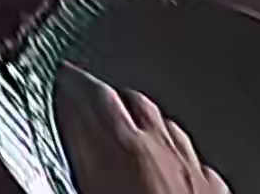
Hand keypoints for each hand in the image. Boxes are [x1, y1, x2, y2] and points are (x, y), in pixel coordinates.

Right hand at [58, 65, 229, 193]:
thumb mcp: (91, 184)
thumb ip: (79, 146)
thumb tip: (64, 116)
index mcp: (127, 144)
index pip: (94, 90)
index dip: (72, 79)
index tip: (57, 76)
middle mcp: (165, 150)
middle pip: (136, 101)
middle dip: (110, 96)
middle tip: (89, 100)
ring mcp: (198, 174)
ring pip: (171, 128)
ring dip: (147, 122)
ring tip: (129, 129)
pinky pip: (201, 164)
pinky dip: (182, 158)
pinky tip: (173, 169)